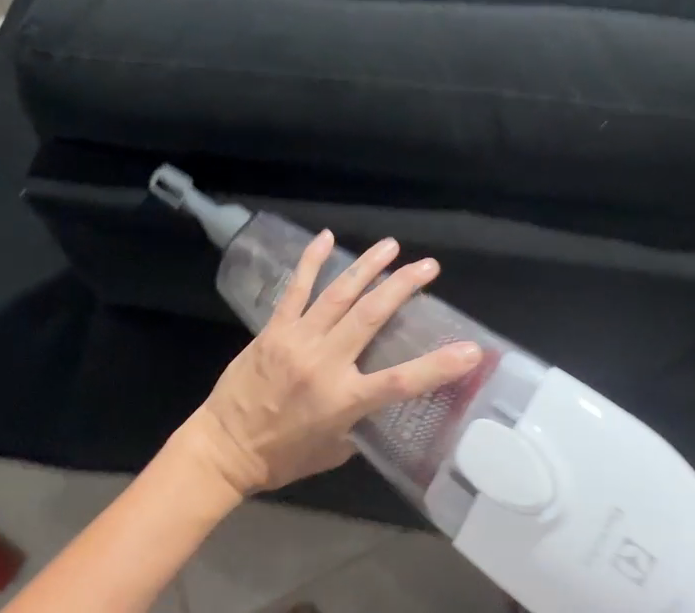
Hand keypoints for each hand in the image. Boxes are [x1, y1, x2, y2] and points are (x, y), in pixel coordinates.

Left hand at [176, 231, 483, 495]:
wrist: (224, 447)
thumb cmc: (282, 457)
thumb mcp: (334, 451)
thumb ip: (359, 424)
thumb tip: (378, 402)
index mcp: (344, 400)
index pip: (402, 381)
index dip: (438, 365)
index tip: (470, 349)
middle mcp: (325, 363)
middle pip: (371, 317)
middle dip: (403, 287)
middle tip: (428, 267)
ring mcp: (298, 340)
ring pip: (339, 294)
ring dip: (367, 267)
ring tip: (391, 246)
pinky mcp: (274, 329)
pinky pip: (296, 289)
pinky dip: (312, 261)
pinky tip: (326, 237)